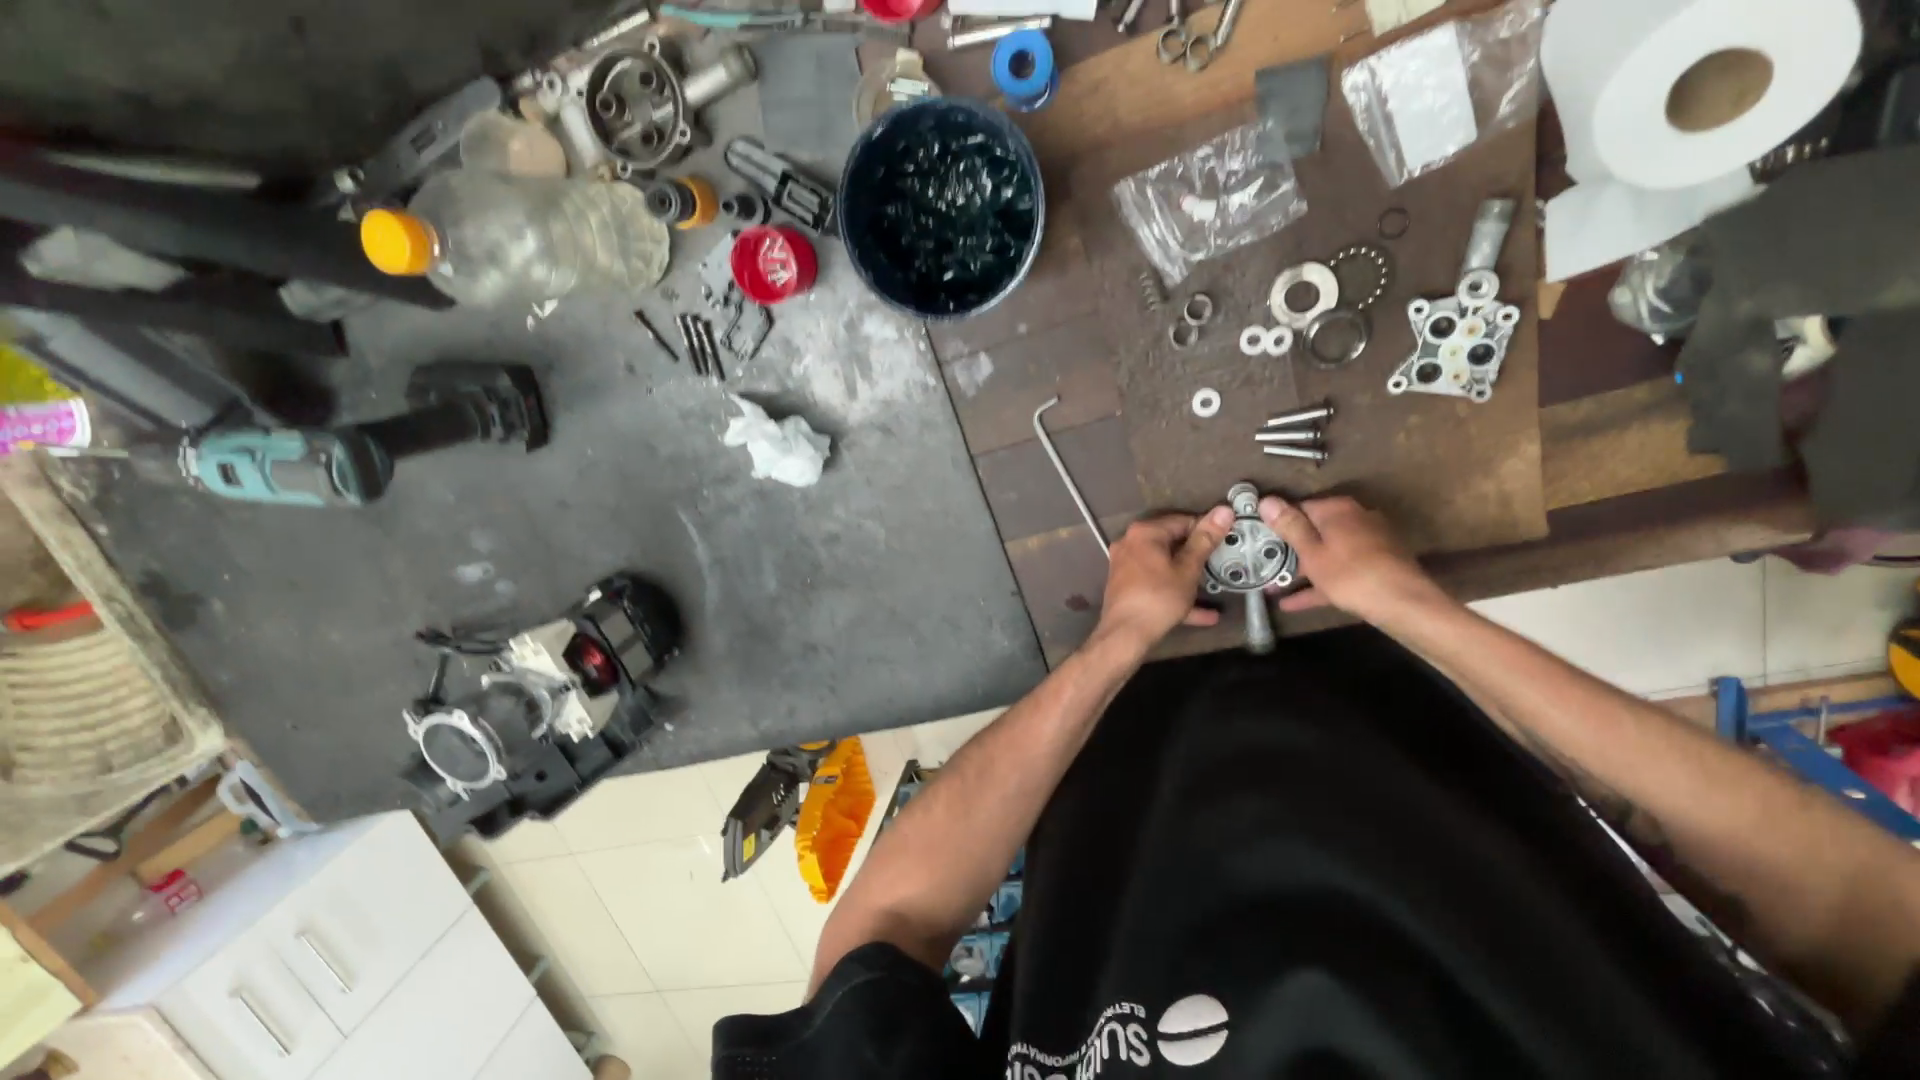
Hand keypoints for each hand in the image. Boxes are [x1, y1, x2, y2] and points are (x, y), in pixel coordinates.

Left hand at [1093, 507, 1233, 650]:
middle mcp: (1130, 543)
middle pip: (1170, 542)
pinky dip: (1176, 594)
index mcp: (1144, 533)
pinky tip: (1207, 615)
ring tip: (1214, 585)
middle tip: (1220, 561)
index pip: (1182, 520)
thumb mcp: (1187, 569)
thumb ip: (1205, 540)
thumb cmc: (1159, 597)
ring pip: (1164, 566)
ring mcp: (1125, 565)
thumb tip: (1224, 510)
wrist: (1125, 635)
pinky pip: (1156, 584)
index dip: (1206, 529)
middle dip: (1196, 554)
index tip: (1225, 540)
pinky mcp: (1125, 586)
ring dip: (1189, 578)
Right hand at [1259, 495, 1444, 621]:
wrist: (1404, 602)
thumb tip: (1266, 499)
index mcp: (1337, 510)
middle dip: (1289, 549)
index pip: (1300, 507)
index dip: (1278, 523)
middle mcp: (1355, 519)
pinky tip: (1292, 603)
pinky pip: (1339, 570)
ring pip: (1326, 552)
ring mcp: (1367, 543)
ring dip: (1301, 569)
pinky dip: (1319, 583)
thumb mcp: (1312, 552)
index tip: (1259, 539)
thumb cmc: (1350, 574)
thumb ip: (1290, 526)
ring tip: (1273, 586)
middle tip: (1264, 564)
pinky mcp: (1374, 565)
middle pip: (1315, 530)